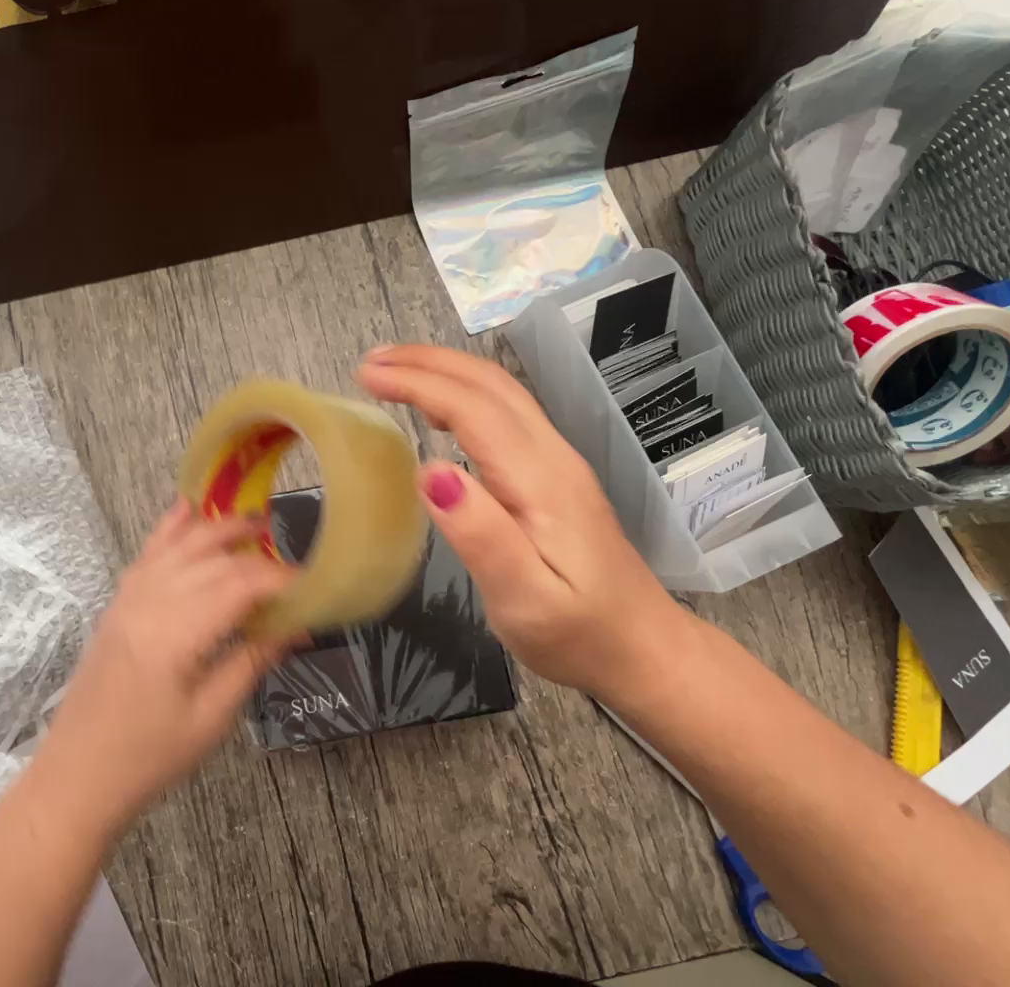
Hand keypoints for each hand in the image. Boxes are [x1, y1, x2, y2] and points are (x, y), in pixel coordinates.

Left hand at [22, 501, 293, 841]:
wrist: (78, 775)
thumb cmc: (149, 757)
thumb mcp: (211, 718)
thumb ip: (251, 662)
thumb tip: (297, 629)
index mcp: (175, 634)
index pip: (238, 586)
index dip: (278, 579)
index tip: (310, 584)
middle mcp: (149, 604)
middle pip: (210, 561)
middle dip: (254, 552)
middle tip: (291, 558)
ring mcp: (127, 600)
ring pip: (178, 548)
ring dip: (216, 529)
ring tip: (254, 522)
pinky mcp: (116, 605)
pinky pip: (146, 555)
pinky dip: (169, 529)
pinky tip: (186, 508)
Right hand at [357, 344, 687, 694]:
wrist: (643, 650)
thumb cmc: (579, 634)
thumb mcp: (525, 599)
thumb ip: (480, 535)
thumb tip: (430, 471)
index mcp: (541, 481)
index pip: (474, 410)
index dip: (418, 384)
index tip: (366, 375)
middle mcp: (552, 457)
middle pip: (490, 385)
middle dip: (427, 362)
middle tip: (370, 361)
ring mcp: (557, 464)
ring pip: (499, 394)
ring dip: (444, 373)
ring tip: (391, 374)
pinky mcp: (553, 477)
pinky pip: (503, 416)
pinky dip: (461, 396)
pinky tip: (436, 414)